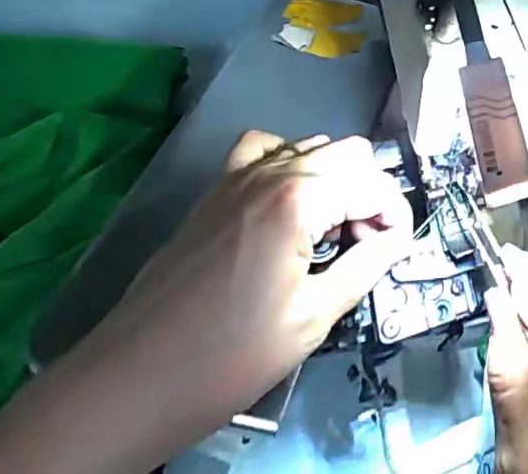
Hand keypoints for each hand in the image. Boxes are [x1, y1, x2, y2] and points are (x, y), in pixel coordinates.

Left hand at [0, 132, 413, 473]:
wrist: (130, 382)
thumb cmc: (228, 356)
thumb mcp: (314, 317)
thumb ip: (367, 264)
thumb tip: (395, 236)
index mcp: (301, 197)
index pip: (376, 185)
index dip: (396, 216)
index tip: (393, 249)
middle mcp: (274, 170)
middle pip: (351, 152)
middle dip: (369, 190)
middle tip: (360, 243)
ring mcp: (239, 174)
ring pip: (313, 144)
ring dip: (335, 177)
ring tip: (328, 229)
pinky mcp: (216, 189)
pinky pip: (264, 148)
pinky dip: (288, 161)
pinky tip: (286, 200)